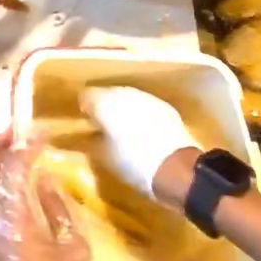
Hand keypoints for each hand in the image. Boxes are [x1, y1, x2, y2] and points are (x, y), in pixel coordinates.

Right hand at [78, 86, 199, 200]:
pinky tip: (142, 129)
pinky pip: (144, 104)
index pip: (86, 95)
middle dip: (104, 106)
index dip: (84, 108)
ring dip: (122, 108)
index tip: (86, 121)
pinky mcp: (163, 105)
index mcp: (104, 104)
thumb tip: (90, 136)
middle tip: (103, 125)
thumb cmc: (133, 165)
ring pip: (127, 97)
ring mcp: (145, 97)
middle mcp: (123, 94)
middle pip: (106, 93)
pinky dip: (139, 113)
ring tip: (123, 127)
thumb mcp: (104, 158)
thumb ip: (92, 141)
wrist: (176, 167)